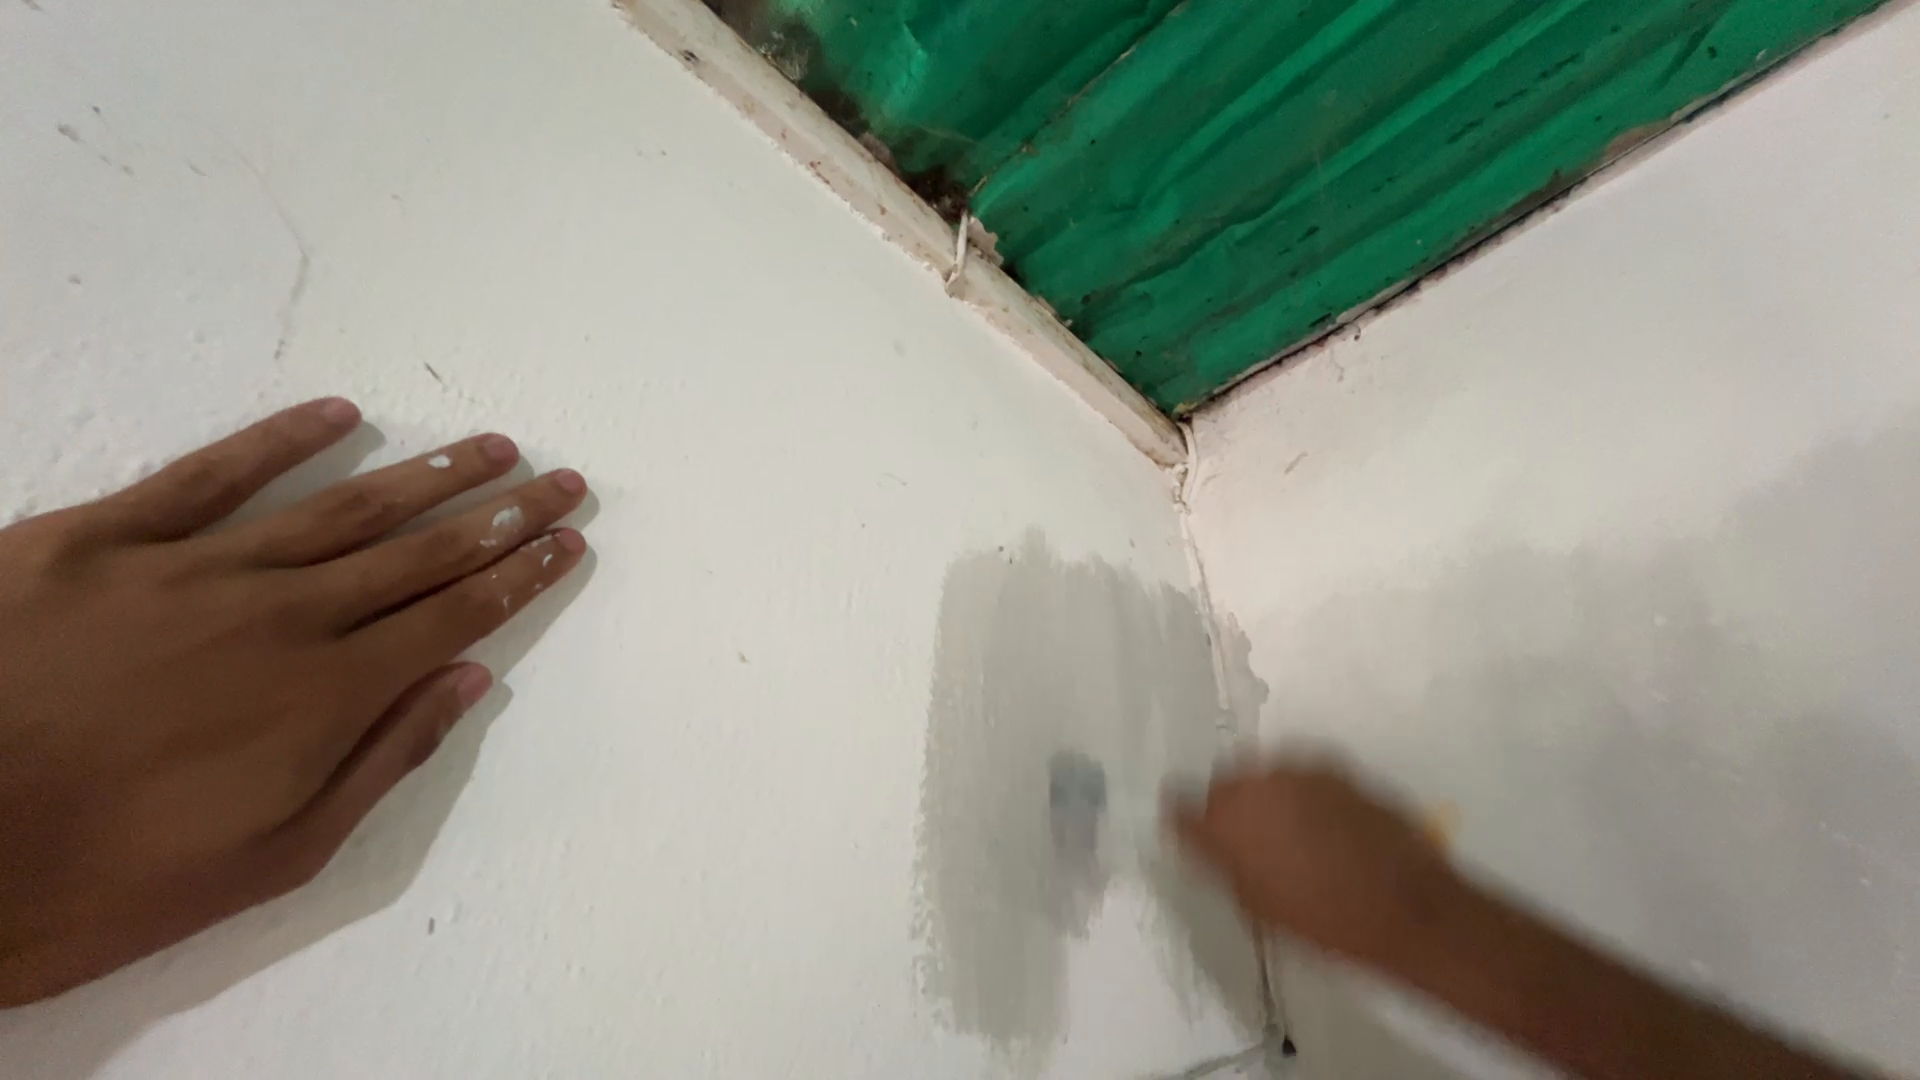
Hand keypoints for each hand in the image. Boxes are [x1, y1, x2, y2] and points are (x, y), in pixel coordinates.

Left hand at [0, 398, 587, 1005]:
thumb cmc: (99, 878)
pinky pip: (205, 476)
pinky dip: (280, 441)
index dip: (525, 573)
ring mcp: (190, 571)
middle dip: (508, 514)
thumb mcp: (275, 854)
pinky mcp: (91, 543)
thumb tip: (471, 680)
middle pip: (426, 552)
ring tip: (493, 447)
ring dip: (432, 473)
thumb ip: (386, 758)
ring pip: (345, 507)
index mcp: (331, 691)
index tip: (569, 541)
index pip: (461, 613)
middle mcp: (286, 616)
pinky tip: (341, 415)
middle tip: (563, 483)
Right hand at [1170, 759, 1461, 967]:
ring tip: (1293, 833)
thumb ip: (1217, 862)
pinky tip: (1324, 825)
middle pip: (1223, 783)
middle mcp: (1251, 782)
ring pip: (1264, 775)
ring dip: (1269, 796)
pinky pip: (1302, 776)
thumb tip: (1194, 836)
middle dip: (1231, 805)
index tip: (1195, 833)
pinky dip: (1304, 794)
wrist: (1408, 907)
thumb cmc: (1323, 920)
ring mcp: (1295, 768)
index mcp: (1223, 818)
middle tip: (1251, 841)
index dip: (1184, 817)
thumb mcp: (1254, 904)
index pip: (1178, 801)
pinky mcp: (1333, 765)